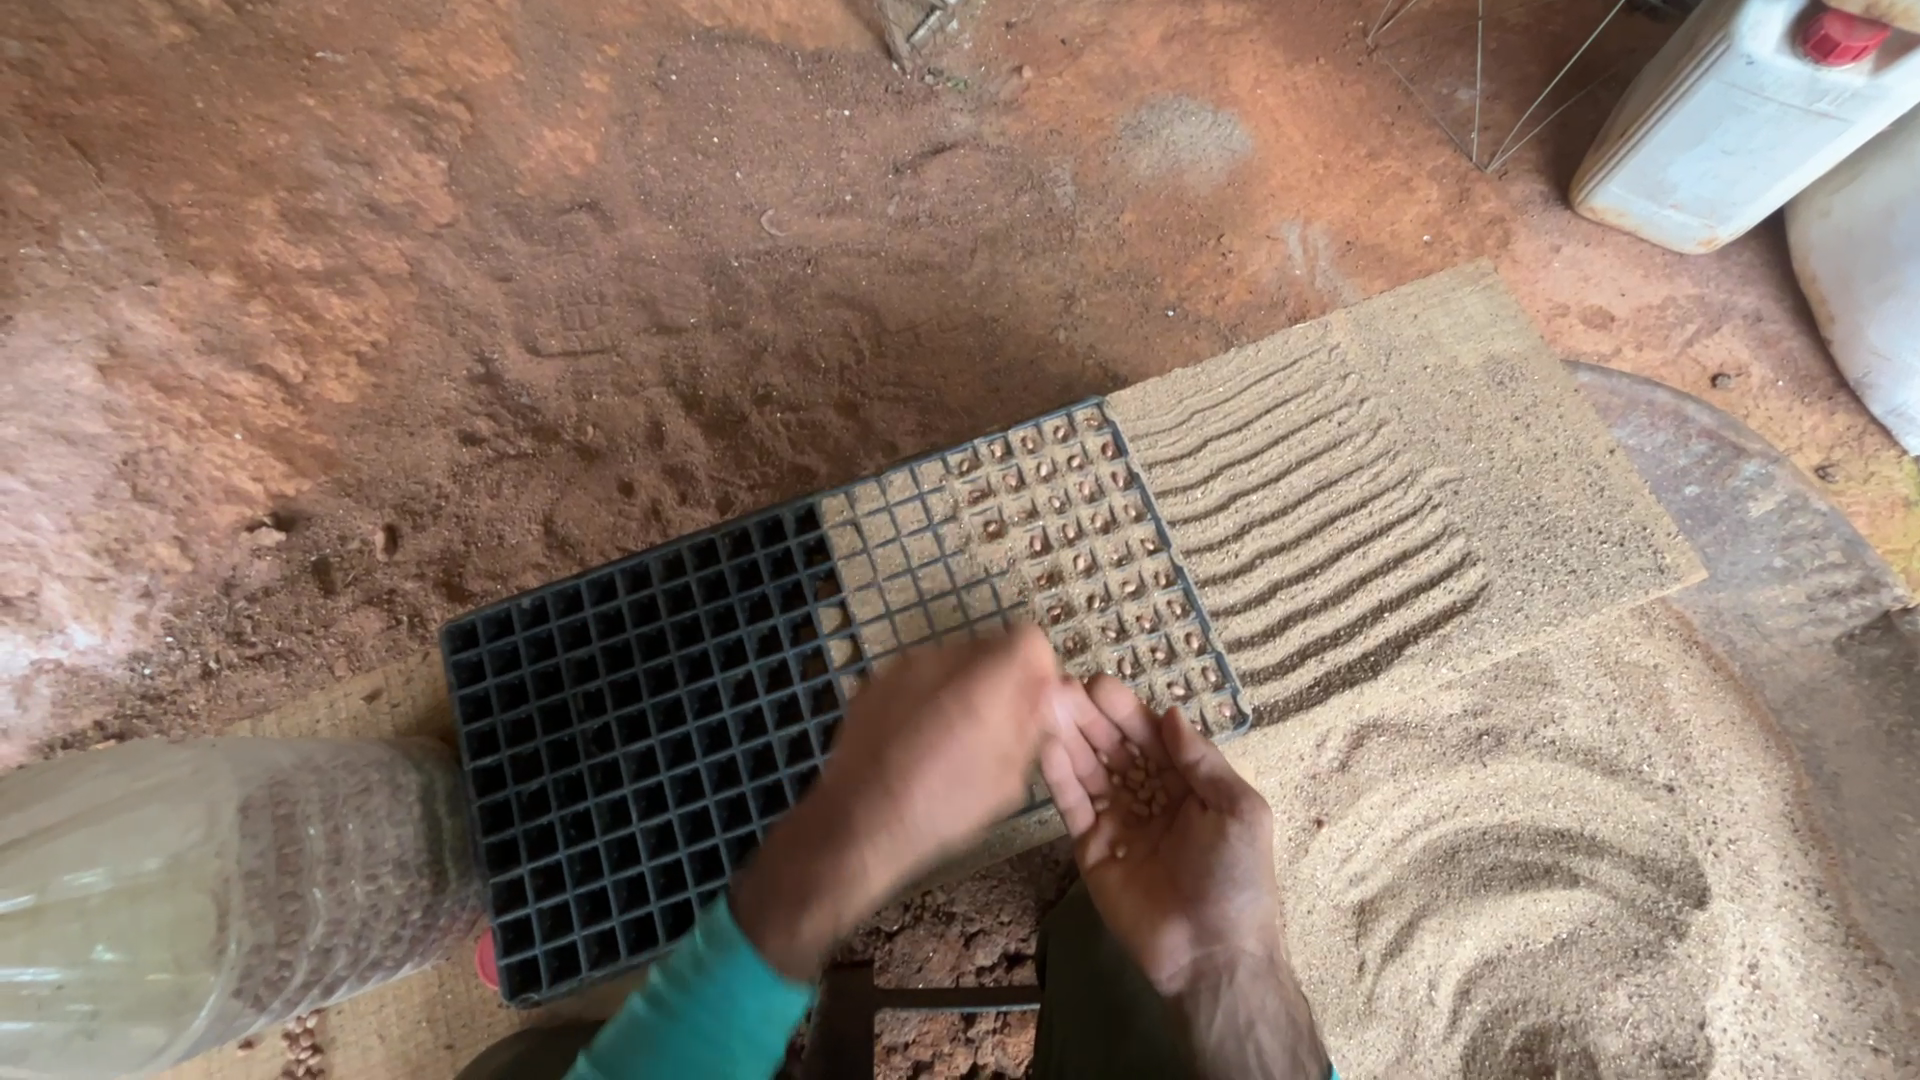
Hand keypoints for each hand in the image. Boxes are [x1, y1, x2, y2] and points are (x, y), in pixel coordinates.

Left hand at [733, 626, 1062, 978]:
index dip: (1036, 670)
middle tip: (995, 724)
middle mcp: (947, 656)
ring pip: (954, 660)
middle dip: (1001, 678)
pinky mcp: (876, 679)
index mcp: (988, 677)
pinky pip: (919, 675)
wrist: (858, 820)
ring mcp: (906, 664)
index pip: (1030, 639)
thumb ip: (1031, 725)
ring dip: (964, 685)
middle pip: (991, 646)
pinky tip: (918, 737)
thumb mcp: (1008, 779)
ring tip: (952, 735)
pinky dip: (928, 694)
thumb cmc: (943, 808)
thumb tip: (1047, 694)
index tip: (1032, 704)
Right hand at [1039, 675, 1282, 991]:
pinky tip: (1045, 747)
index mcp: (1184, 784)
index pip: (1149, 737)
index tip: (1097, 684)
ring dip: (1068, 737)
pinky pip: (1073, 805)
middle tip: (1060, 687)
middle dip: (1089, 717)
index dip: (1125, 710)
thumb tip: (1169, 712)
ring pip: (1089, 769)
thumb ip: (1201, 760)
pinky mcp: (1090, 847)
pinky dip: (1059, 776)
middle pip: (1113, 747)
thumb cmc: (1235, 878)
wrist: (1213, 956)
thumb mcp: (1238, 810)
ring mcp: (1116, 820)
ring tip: (1045, 706)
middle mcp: (1147, 795)